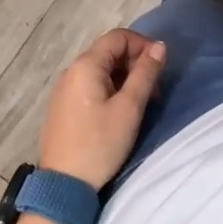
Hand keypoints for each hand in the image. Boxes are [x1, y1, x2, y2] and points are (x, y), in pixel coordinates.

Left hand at [38, 29, 165, 188]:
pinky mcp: (63, 107)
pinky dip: (110, 90)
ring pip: (101, 70)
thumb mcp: (129, 108)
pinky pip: (90, 86)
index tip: (159, 68)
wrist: (63, 186)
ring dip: (125, 78)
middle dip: (135, 64)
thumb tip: (159, 46)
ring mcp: (64, 89)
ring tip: (140, 104)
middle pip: (109, 52)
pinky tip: (119, 112)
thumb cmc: (100, 144)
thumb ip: (145, 73)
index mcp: (86, 65)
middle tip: (153, 91)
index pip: (118, 37)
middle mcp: (71, 71)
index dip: (142, 45)